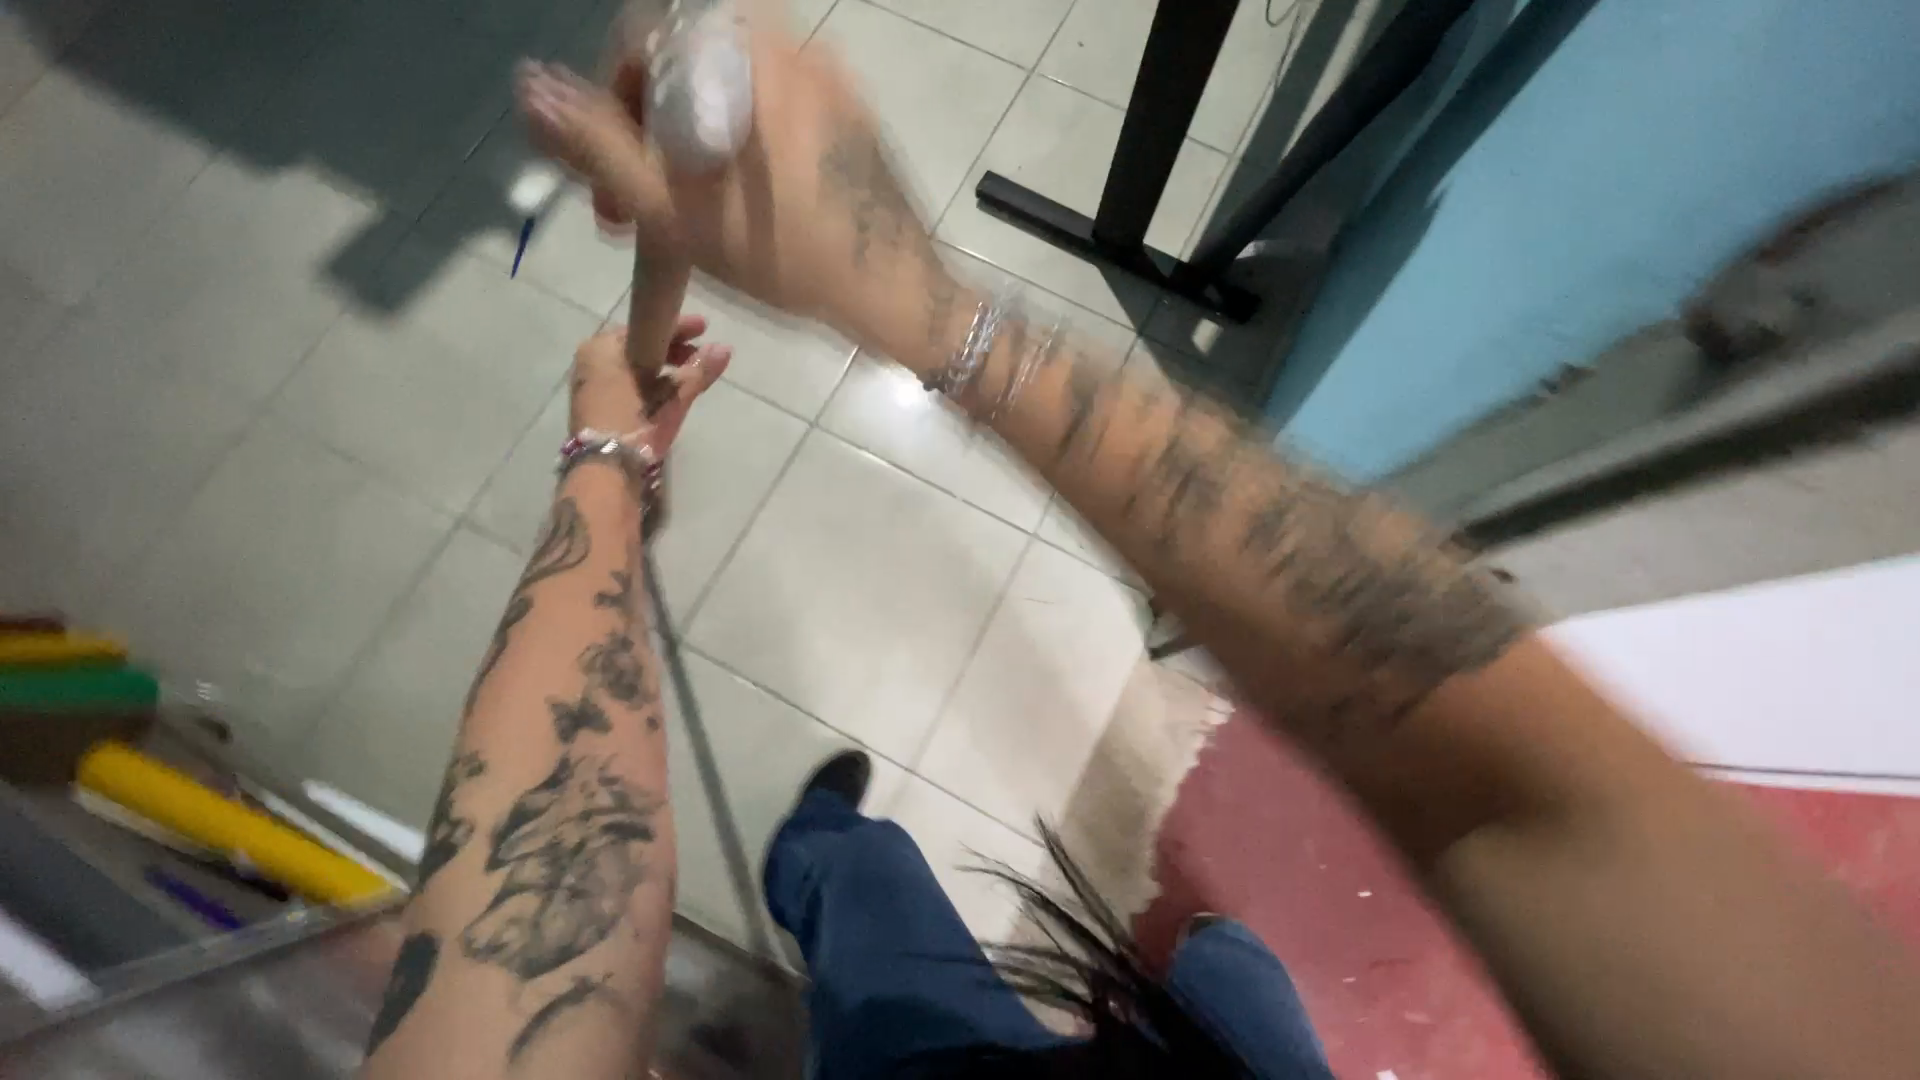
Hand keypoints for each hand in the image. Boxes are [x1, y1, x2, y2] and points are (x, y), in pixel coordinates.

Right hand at [514, 5, 947, 351]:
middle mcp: (786, 44)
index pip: (641, 42)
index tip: (615, 178)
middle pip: (687, 66)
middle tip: (645, 204)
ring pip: (731, 90)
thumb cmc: (789, 261)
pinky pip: (777, 107)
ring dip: (694, 140)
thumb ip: (598, 148)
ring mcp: (829, 75)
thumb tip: (529, 87)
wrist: (897, 292)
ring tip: (691, 210)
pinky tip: (745, 201)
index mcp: (738, 56)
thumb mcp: (681, 215)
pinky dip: (744, 142)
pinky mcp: (853, 110)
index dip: (611, 106)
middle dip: (652, 130)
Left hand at [570, 316, 730, 456]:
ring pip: (631, 364)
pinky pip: (624, 381)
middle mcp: (590, 359)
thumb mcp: (672, 397)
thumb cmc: (636, 424)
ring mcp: (589, 383)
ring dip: (661, 367)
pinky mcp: (593, 405)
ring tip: (689, 375)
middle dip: (671, 349)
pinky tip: (668, 391)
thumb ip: (698, 372)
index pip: (646, 327)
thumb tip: (725, 348)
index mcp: (603, 347)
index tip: (704, 328)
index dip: (677, 328)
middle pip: (638, 346)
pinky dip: (646, 380)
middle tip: (699, 354)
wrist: (604, 470)